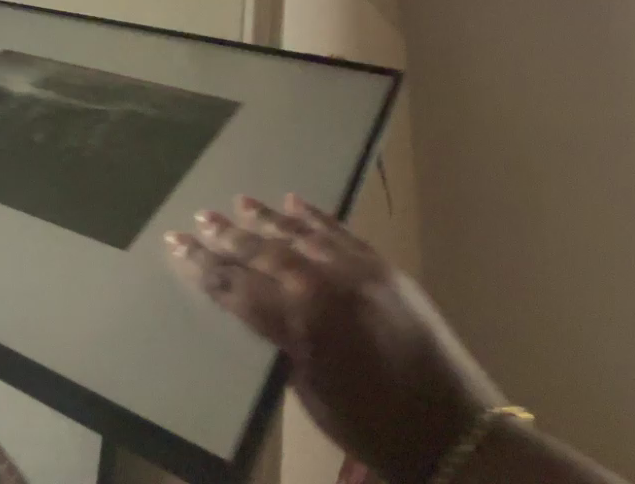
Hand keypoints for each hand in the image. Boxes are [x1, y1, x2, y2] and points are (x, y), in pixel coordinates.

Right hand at [166, 195, 505, 483]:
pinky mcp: (384, 268)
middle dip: (225, 237)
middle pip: (263, 254)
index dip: (204, 267)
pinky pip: (341, 233)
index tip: (177, 245)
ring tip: (237, 202)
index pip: (238, 287)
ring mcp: (358, 272)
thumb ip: (282, 342)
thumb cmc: (374, 427)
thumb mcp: (311, 394)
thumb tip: (256, 309)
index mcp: (302, 326)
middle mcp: (326, 287)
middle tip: (197, 218)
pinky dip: (315, 217)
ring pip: (300, 235)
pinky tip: (294, 201)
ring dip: (266, 218)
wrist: (458, 432)